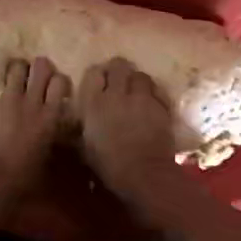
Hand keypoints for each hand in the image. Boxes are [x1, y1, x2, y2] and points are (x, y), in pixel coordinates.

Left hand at [0, 58, 70, 187]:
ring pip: (14, 68)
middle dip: (39, 68)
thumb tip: (61, 135)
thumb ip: (58, 140)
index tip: (56, 89)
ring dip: (15, 72)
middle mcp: (30, 100)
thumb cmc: (29, 176)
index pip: (60, 81)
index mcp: (50, 114)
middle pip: (40, 66)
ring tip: (14, 80)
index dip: (58, 82)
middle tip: (36, 78)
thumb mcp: (52, 158)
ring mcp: (6, 99)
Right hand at [77, 58, 177, 191]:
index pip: (93, 73)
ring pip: (140, 75)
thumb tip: (79, 121)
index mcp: (94, 103)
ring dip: (137, 80)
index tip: (99, 82)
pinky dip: (153, 92)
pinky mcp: (161, 105)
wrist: (144, 174)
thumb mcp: (86, 147)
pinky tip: (151, 102)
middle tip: (118, 81)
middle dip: (118, 70)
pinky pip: (157, 89)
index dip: (97, 75)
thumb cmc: (109, 166)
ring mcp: (142, 97)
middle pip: (118, 66)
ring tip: (136, 91)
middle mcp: (117, 93)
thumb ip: (83, 127)